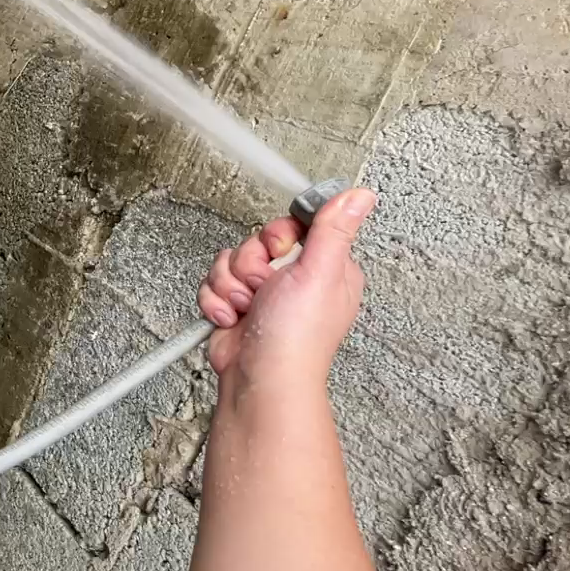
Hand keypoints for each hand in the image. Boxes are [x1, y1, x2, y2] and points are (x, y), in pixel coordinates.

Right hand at [198, 187, 376, 383]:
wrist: (260, 374)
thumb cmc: (296, 335)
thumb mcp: (318, 273)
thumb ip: (332, 231)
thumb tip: (359, 196)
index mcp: (324, 267)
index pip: (291, 227)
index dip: (275, 237)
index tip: (277, 253)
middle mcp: (293, 278)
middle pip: (251, 244)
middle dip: (246, 267)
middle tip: (262, 288)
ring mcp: (261, 293)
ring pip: (226, 265)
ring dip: (228, 288)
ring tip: (247, 308)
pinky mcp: (234, 306)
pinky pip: (210, 287)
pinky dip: (214, 303)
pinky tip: (232, 318)